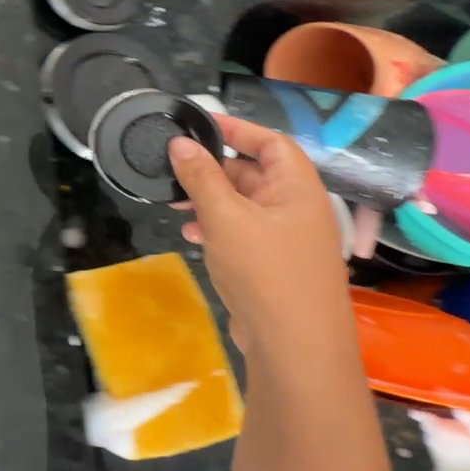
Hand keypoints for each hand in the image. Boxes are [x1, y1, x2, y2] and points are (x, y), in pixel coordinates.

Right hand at [168, 116, 354, 360]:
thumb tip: (180, 143)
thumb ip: (200, 176)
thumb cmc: (265, 271)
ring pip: (242, 201)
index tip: (194, 124)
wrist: (296, 346)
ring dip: (208, 198)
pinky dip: (215, 225)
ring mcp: (287, 237)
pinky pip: (241, 228)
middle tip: (171, 170)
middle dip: (211, 168)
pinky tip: (192, 236)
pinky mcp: (273, 261)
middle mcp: (297, 208)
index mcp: (297, 189)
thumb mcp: (224, 217)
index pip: (270, 142)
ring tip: (175, 206)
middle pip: (253, 171)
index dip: (235, 128)